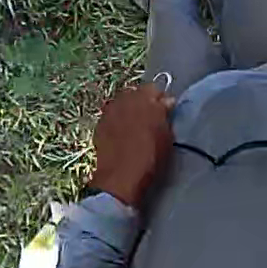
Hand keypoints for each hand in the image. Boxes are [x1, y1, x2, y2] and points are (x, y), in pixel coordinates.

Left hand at [89, 83, 173, 206]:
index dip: (161, 101)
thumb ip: (166, 115)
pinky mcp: (100, 122)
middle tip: (150, 119)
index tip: (165, 112)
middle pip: (138, 93)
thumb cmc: (149, 158)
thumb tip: (166, 102)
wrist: (120, 178)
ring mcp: (110, 109)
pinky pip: (113, 114)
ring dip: (130, 109)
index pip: (156, 89)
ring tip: (135, 126)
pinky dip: (118, 119)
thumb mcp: (166, 136)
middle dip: (145, 102)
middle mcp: (125, 99)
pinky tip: (122, 133)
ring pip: (124, 102)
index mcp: (145, 99)